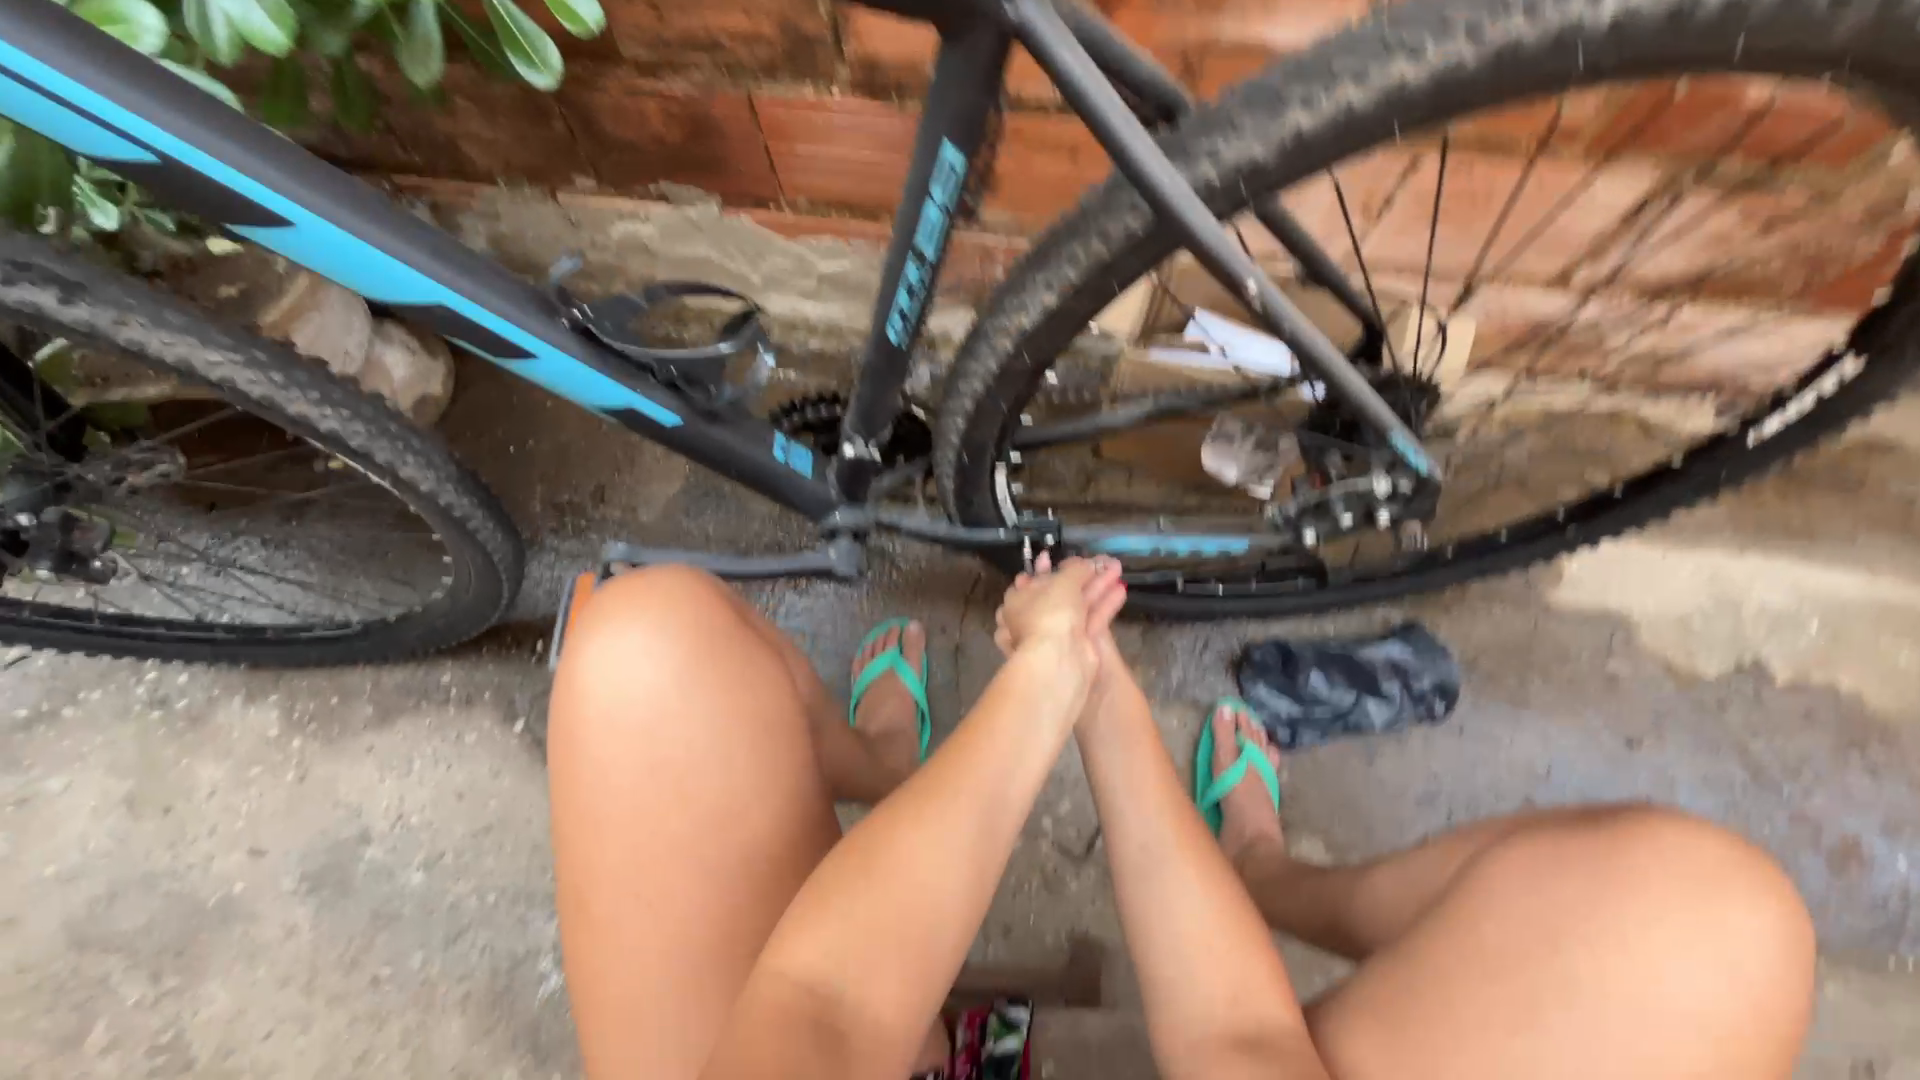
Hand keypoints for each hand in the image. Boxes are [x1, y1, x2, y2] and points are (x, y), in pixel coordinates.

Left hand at [992, 553, 1126, 662]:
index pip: (1031, 581)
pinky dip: (1105, 604)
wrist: (1060, 658)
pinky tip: (1121, 589)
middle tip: (1102, 560)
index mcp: (1019, 601)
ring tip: (1117, 567)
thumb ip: (1076, 569)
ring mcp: (1058, 631)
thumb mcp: (1063, 582)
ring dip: (1098, 586)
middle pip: (1061, 591)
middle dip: (1082, 574)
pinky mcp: (1079, 643)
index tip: (1060, 557)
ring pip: (1079, 603)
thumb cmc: (1050, 613)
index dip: (1047, 568)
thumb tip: (1085, 563)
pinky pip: (1092, 618)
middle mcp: (1036, 616)